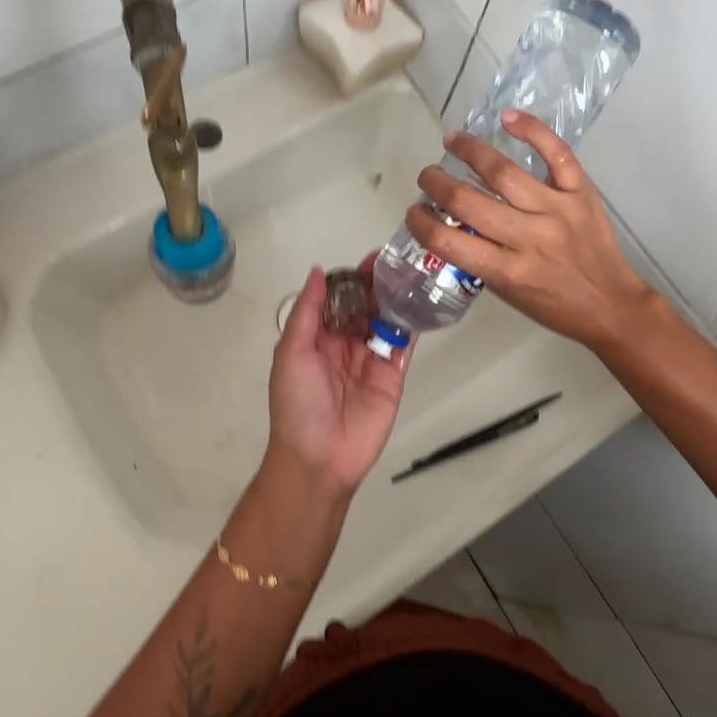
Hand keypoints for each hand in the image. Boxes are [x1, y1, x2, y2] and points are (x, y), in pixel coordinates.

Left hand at [265, 262, 412, 493]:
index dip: (353, 279)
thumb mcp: (292, 353)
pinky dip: (413, 326)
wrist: (319, 460)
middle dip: (379, 285)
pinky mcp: (392, 378)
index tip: (372, 257)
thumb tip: (319, 272)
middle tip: (401, 260)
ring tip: (416, 274)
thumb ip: (307, 312)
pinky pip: (403, 347)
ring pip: (386, 322)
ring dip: (398, 300)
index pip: (338, 301)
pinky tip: (424, 303)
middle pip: (365, 308)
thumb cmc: (298, 405)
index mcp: (316, 339)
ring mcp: (370, 361)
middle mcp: (344, 346)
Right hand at [406, 111, 664, 351]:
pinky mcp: (582, 193)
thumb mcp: (508, 295)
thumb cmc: (554, 305)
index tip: (414, 211)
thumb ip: (480, 260)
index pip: (448, 242)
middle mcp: (529, 238)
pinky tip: (507, 118)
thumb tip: (450, 223)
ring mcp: (557, 210)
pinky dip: (532, 131)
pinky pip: (557, 154)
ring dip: (470, 150)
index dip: (421, 223)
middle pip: (468, 201)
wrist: (611, 304)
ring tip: (453, 140)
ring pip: (504, 172)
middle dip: (436, 184)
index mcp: (507, 270)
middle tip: (427, 177)